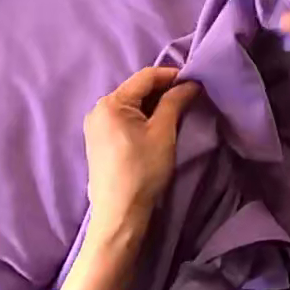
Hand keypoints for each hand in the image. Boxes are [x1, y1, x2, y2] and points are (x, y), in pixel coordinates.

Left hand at [82, 67, 199, 242]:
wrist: (119, 214)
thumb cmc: (143, 171)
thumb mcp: (163, 133)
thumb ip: (175, 102)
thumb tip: (190, 83)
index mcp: (111, 102)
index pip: (145, 76)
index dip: (171, 75)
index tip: (194, 80)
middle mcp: (98, 108)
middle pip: (135, 89)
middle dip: (162, 90)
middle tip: (188, 95)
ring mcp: (94, 125)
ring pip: (129, 103)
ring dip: (152, 103)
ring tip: (175, 109)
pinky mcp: (97, 139)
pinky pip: (121, 117)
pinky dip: (140, 116)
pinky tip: (155, 124)